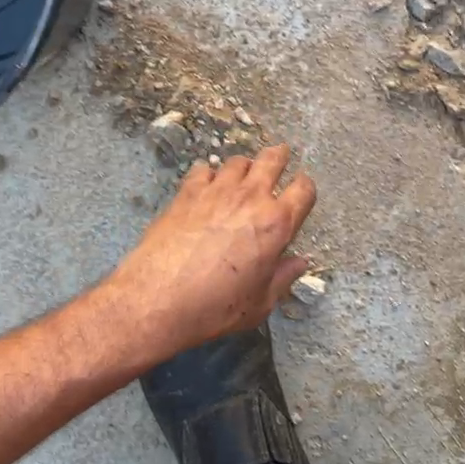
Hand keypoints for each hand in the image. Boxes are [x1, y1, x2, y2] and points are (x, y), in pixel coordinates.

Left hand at [103, 145, 316, 355]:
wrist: (159, 298)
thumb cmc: (215, 307)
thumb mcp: (259, 304)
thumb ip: (283, 278)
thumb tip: (299, 262)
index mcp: (276, 223)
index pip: (303, 190)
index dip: (305, 188)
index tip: (301, 191)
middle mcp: (251, 198)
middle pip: (271, 160)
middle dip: (279, 156)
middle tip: (279, 156)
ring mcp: (217, 190)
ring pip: (237, 161)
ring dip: (243, 167)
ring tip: (241, 175)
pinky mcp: (188, 191)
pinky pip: (203, 169)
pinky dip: (208, 175)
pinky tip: (205, 186)